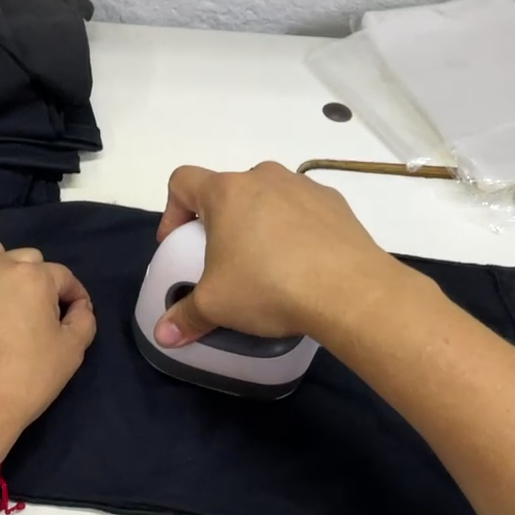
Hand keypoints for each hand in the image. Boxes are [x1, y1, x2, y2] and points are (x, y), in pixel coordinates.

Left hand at [0, 241, 97, 453]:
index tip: (73, 317)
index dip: (74, 297)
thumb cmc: (27, 379)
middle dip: (39, 282)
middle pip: (28, 260)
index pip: (63, 277)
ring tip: (5, 298)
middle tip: (38, 316)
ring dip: (3, 269)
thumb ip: (84, 319)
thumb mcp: (72, 351)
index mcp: (34, 276)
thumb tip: (79, 306)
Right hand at [153, 162, 426, 345]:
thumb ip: (185, 317)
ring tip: (264, 264)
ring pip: (267, 198)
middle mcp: (263, 177)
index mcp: (226, 192)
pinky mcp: (335, 203)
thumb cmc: (268, 287)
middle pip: (227, 191)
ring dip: (257, 223)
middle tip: (221, 260)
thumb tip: (164, 336)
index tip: (178, 243)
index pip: (182, 181)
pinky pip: (302, 211)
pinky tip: (300, 265)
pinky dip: (293, 230)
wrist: (350, 291)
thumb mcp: (216, 306)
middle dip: (218, 222)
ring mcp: (303, 186)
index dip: (172, 211)